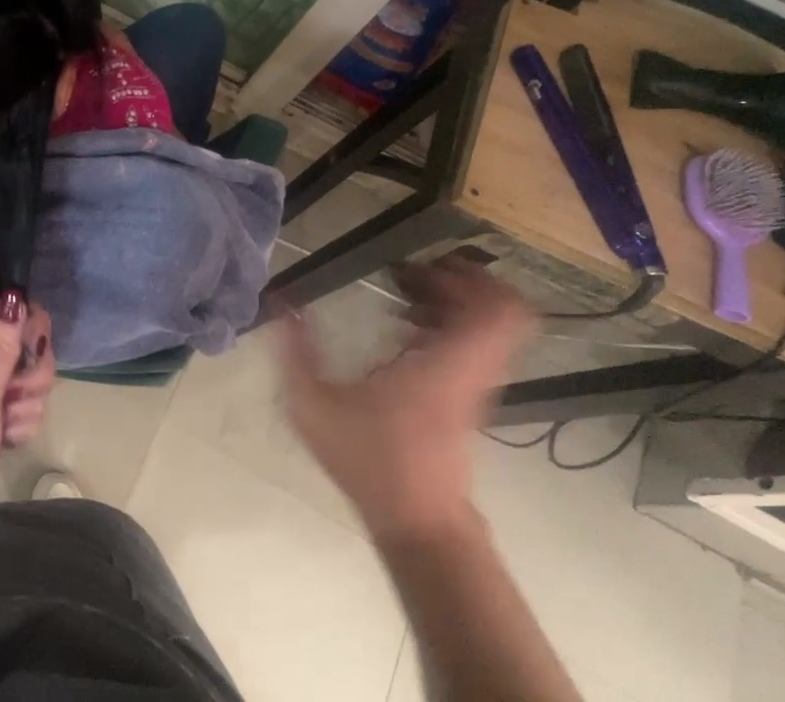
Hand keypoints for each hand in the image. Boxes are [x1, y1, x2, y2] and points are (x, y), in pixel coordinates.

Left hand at [0, 292, 53, 562]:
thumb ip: (2, 344)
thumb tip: (13, 294)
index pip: (13, 316)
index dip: (31, 333)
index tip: (30, 357)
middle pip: (30, 352)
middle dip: (31, 380)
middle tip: (10, 398)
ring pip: (32, 385)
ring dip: (25, 409)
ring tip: (1, 427)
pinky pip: (24, 410)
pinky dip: (19, 427)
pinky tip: (3, 442)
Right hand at [280, 256, 530, 543]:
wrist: (417, 519)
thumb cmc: (368, 459)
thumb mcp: (313, 404)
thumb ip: (295, 352)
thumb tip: (280, 303)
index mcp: (445, 364)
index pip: (495, 308)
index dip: (468, 277)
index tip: (419, 265)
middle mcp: (472, 369)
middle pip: (504, 311)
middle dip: (463, 282)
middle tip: (412, 274)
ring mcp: (477, 386)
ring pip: (494, 328)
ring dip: (457, 304)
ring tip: (406, 299)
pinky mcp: (469, 400)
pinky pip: (479, 347)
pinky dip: (452, 328)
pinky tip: (405, 333)